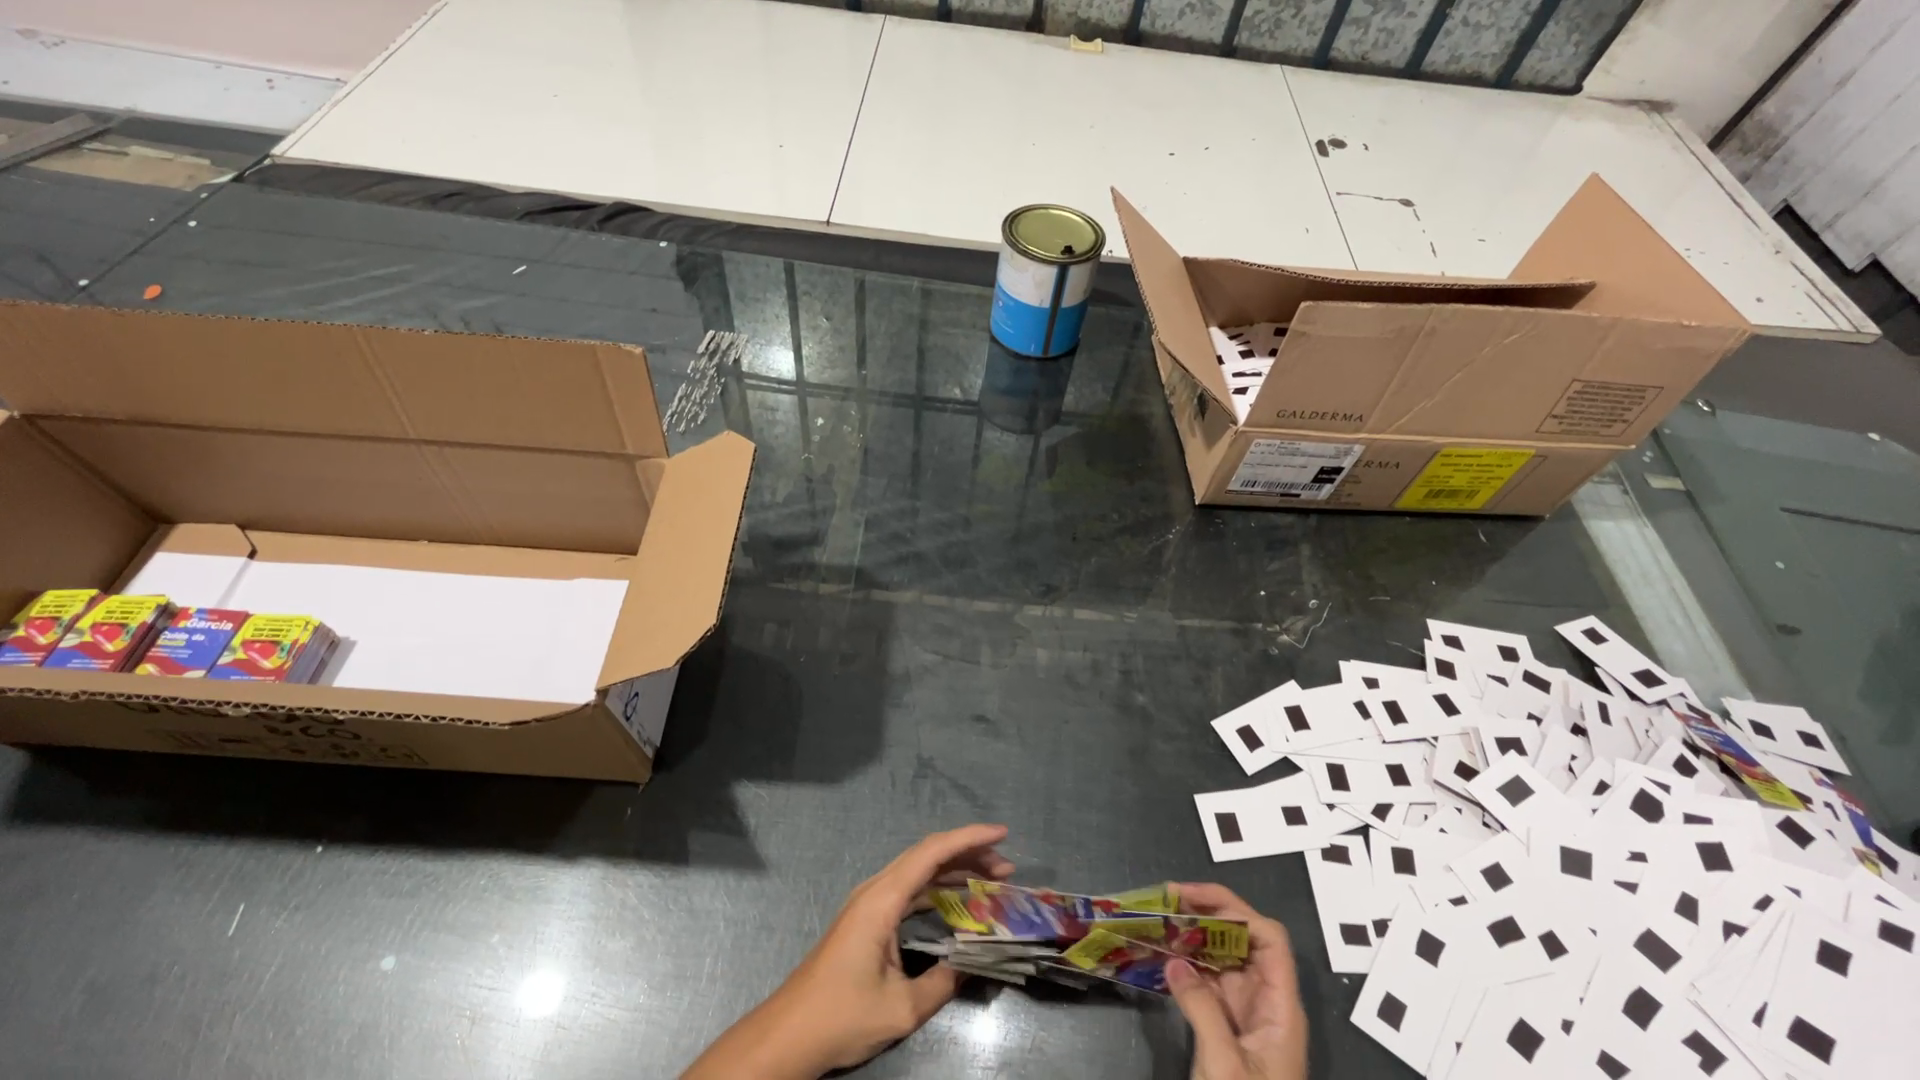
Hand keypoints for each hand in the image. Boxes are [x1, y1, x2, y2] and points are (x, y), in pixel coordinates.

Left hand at [680, 824, 1014, 1079]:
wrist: (788, 1036)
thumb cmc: (841, 1017)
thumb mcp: (903, 1007)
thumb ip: (944, 981)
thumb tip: (975, 962)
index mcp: (882, 901)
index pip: (931, 853)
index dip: (969, 839)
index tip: (1002, 834)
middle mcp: (874, 892)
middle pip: (926, 856)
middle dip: (969, 854)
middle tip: (1007, 868)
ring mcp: (868, 905)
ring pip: (917, 872)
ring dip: (954, 872)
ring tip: (992, 881)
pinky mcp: (866, 921)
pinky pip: (908, 891)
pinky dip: (937, 890)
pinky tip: (957, 904)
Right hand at [1165, 883, 1308, 1079]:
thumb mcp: (1224, 1066)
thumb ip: (1202, 1009)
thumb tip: (1176, 961)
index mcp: (1281, 1008)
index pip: (1269, 940)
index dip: (1235, 912)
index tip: (1191, 901)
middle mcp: (1268, 1005)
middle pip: (1246, 945)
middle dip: (1209, 917)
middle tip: (1166, 903)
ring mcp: (1247, 1020)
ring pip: (1225, 964)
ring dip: (1194, 940)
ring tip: (1158, 924)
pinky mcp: (1227, 1034)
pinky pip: (1210, 988)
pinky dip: (1188, 969)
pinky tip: (1162, 961)